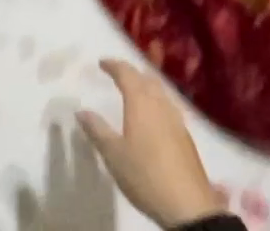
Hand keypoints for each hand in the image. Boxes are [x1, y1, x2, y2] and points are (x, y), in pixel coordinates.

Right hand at [78, 59, 225, 228]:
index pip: (127, 74)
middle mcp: (161, 105)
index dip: (113, 65)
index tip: (101, 62)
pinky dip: (157, 102)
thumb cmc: (145, 175)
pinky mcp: (186, 137)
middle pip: (147, 79)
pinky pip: (169, 107)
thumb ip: (97, 129)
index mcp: (141, 103)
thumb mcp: (113, 154)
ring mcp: (177, 121)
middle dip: (132, 72)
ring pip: (161, 92)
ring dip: (147, 86)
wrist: (188, 207)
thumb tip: (81, 110)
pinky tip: (155, 116)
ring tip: (136, 90)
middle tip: (118, 73)